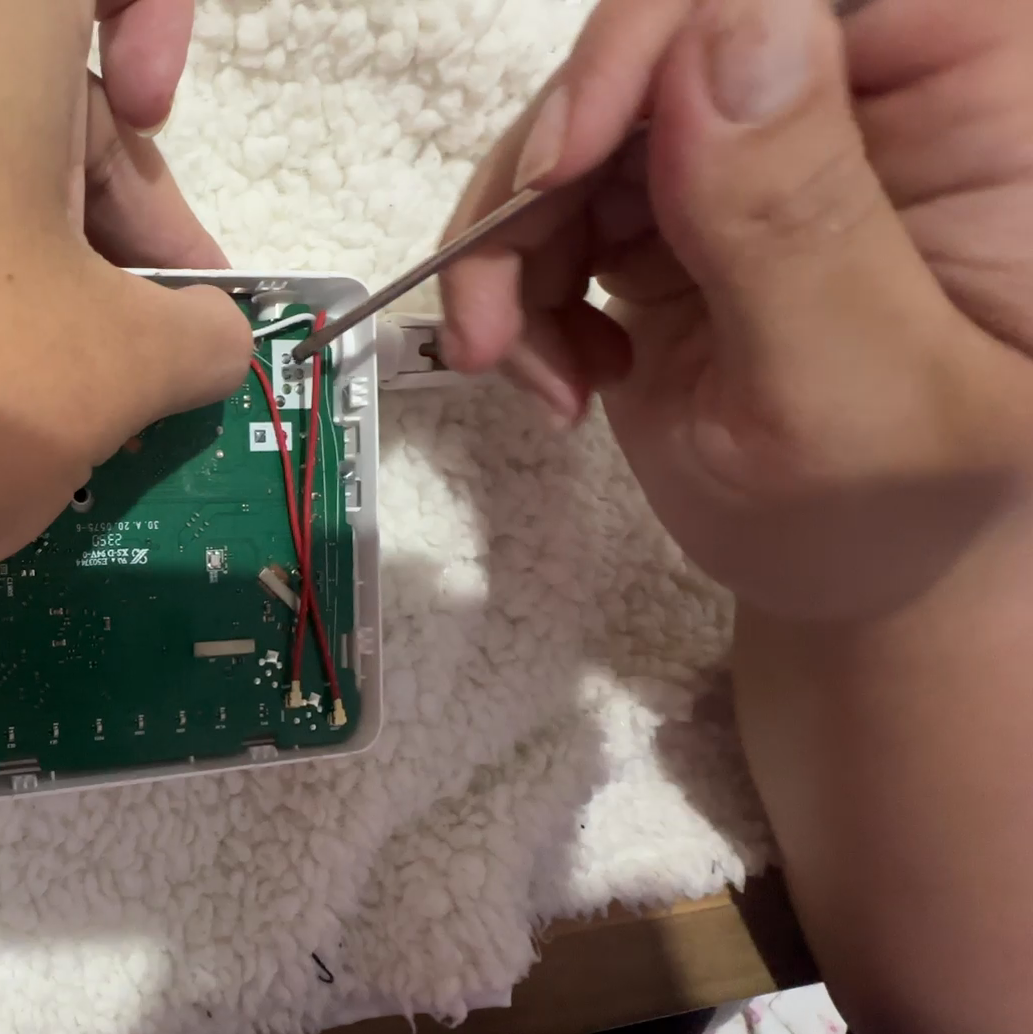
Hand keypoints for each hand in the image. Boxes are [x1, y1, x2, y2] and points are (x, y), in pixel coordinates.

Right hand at [437, 0, 1032, 621]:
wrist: (834, 567)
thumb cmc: (884, 503)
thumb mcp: (850, 383)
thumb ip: (797, 217)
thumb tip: (722, 32)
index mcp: (961, 96)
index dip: (645, 48)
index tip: (555, 173)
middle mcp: (829, 109)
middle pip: (629, 75)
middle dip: (529, 201)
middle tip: (485, 329)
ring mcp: (725, 173)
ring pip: (555, 161)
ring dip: (503, 272)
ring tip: (521, 377)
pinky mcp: (647, 237)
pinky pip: (536, 236)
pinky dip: (514, 310)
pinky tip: (555, 381)